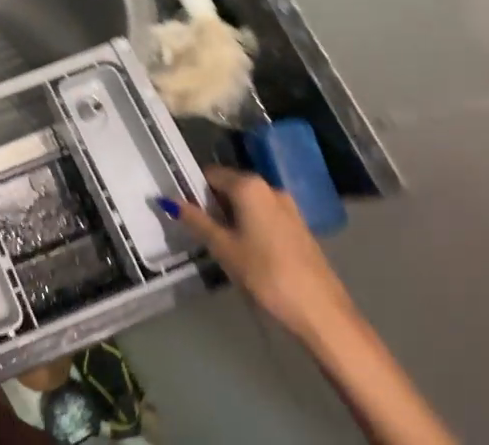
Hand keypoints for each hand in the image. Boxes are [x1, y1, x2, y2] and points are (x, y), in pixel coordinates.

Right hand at [163, 166, 356, 339]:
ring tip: (219, 245)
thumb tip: (167, 200)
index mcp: (249, 186)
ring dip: (230, 217)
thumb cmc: (265, 274)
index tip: (181, 211)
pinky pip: (264, 216)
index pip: (210, 174)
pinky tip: (245, 253)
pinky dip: (249, 226)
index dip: (192, 189)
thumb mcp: (222, 248)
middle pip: (230, 186)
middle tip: (197, 231)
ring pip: (248, 203)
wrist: (321, 313)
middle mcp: (270, 188)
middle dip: (211, 204)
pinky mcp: (299, 228)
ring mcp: (289, 208)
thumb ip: (195, 220)